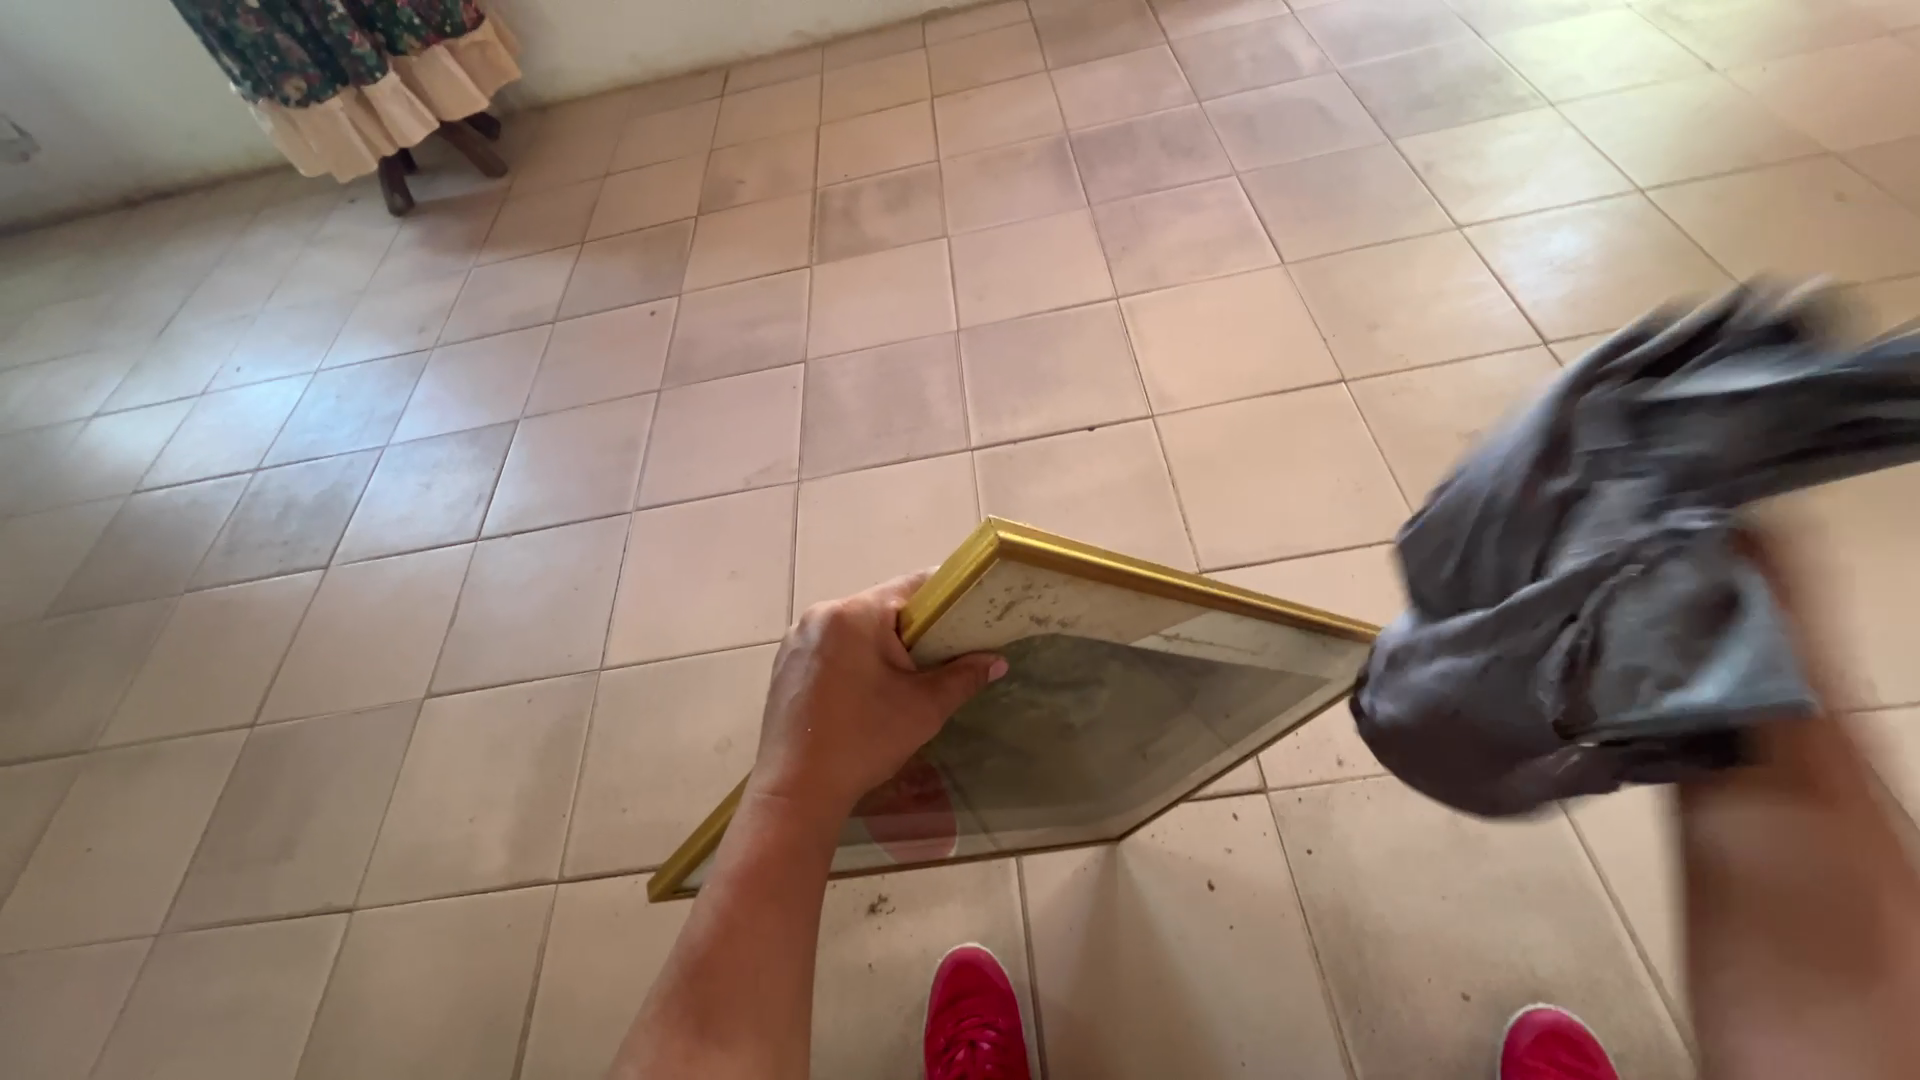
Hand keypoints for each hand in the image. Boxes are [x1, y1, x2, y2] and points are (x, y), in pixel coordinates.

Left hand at [747, 571, 1006, 822]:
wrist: (796, 791)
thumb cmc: (863, 741)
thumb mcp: (924, 708)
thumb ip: (964, 677)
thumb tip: (997, 661)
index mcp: (854, 614)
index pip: (913, 585)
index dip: (948, 597)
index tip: (971, 614)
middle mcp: (821, 614)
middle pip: (883, 606)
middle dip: (915, 628)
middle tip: (945, 653)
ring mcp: (797, 638)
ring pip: (856, 627)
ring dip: (883, 644)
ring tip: (907, 677)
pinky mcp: (786, 662)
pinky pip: (832, 646)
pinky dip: (855, 658)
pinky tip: (866, 691)